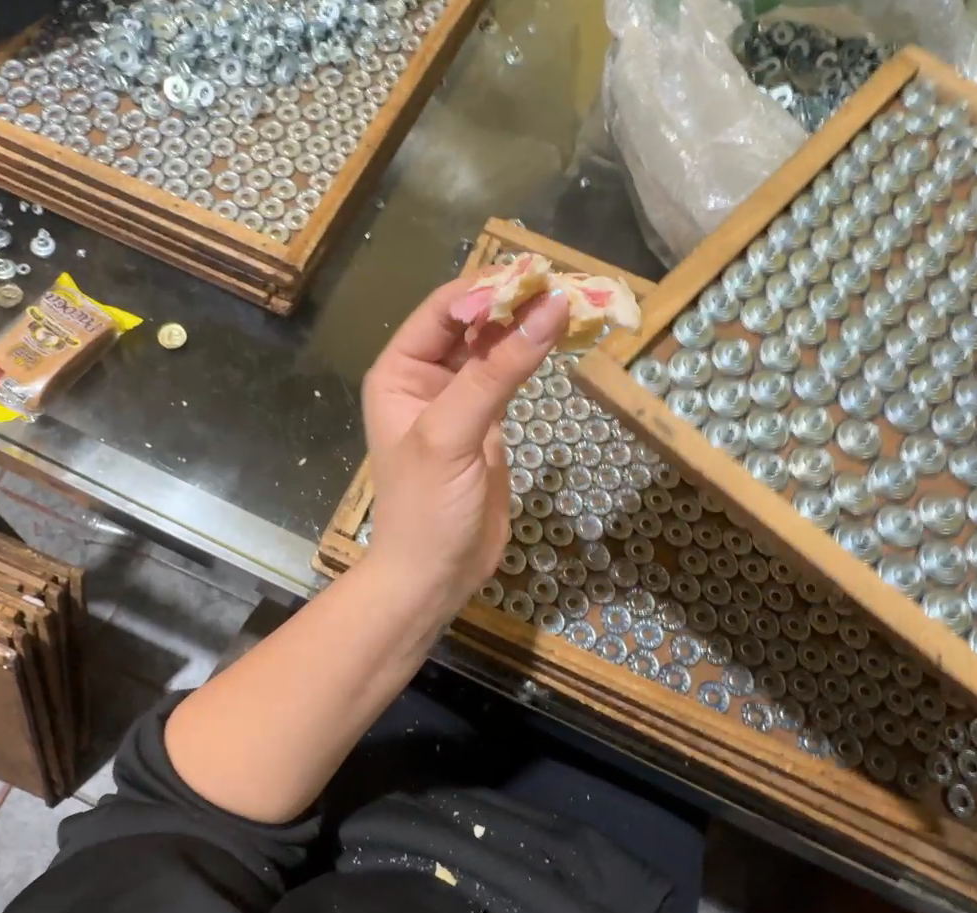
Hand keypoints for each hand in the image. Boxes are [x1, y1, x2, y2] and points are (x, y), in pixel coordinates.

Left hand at [360, 278, 567, 621]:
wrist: (435, 574)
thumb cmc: (427, 508)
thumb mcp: (452, 435)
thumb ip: (497, 372)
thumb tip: (551, 308)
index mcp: (398, 371)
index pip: (443, 310)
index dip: (489, 287)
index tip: (542, 274)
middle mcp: (424, 377)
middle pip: (471, 321)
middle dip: (514, 300)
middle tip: (570, 281)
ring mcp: (457, 399)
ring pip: (494, 346)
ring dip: (528, 324)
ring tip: (578, 300)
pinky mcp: (485, 422)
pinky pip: (510, 375)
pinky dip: (534, 356)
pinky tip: (562, 337)